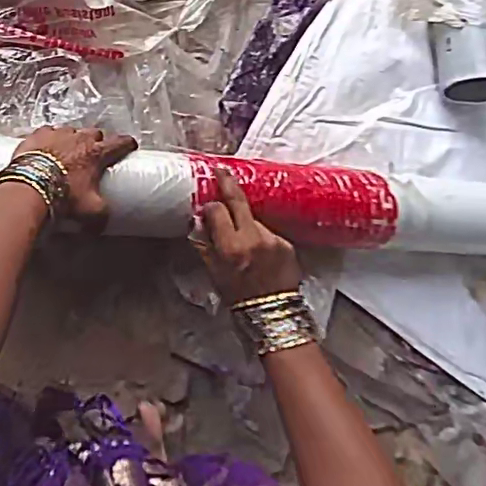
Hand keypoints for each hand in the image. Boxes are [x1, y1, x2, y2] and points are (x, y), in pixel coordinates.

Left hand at [15, 127, 138, 228]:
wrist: (29, 188)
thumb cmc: (64, 197)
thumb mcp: (90, 211)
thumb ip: (101, 217)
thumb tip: (100, 228)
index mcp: (97, 153)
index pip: (119, 142)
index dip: (126, 143)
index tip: (129, 145)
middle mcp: (80, 139)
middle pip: (95, 133)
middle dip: (97, 141)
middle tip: (94, 153)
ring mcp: (58, 134)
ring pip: (71, 131)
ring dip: (73, 139)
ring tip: (68, 151)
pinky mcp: (38, 134)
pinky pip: (48, 131)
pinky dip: (50, 138)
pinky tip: (47, 146)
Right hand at [195, 171, 302, 305]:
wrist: (273, 314)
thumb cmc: (239, 297)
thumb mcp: (214, 274)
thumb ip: (205, 245)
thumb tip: (199, 222)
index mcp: (231, 248)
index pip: (217, 211)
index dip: (210, 207)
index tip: (207, 207)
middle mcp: (253, 239)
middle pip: (239, 201)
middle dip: (228, 183)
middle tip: (222, 171)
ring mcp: (273, 239)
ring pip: (254, 220)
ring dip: (246, 225)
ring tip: (244, 245)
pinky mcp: (287, 244)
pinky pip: (269, 233)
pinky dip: (262, 238)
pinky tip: (260, 255)